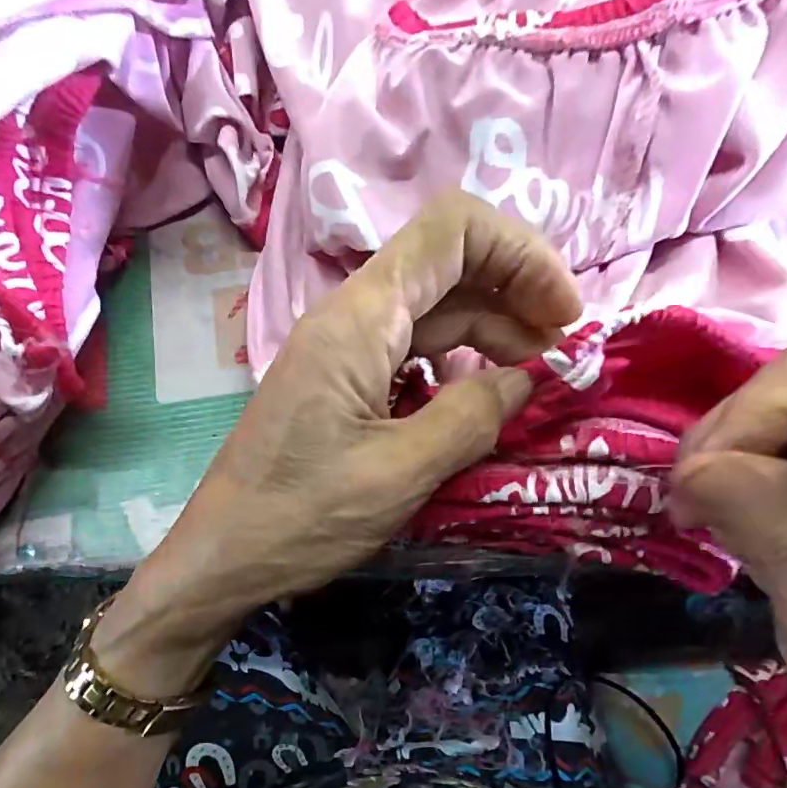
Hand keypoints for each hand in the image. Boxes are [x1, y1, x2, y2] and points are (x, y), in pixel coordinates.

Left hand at [93, 191, 581, 694]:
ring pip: (426, 317)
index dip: (523, 254)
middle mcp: (345, 321)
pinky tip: (476, 401)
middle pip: (445, 269)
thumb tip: (525, 377)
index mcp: (358, 320)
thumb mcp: (400, 472)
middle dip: (513, 296)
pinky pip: (403, 358)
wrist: (222, 557)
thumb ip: (472, 415)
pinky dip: (449, 369)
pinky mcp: (332, 391)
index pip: (453, 229)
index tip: (564, 316)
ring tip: (532, 380)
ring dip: (486, 335)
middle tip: (562, 355)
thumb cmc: (302, 518)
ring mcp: (335, 356)